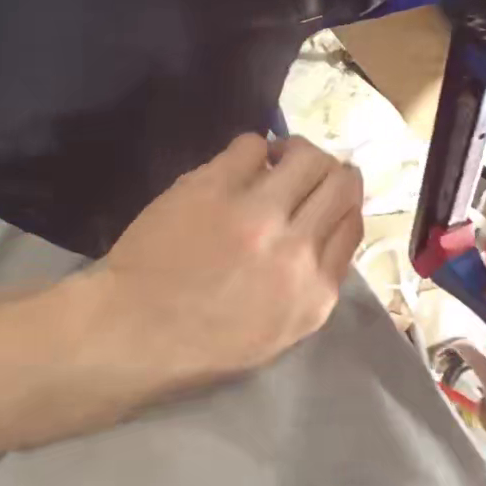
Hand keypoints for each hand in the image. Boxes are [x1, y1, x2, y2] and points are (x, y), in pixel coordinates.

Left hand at [92, 133, 364, 385]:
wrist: (133, 330)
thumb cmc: (204, 341)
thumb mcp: (280, 330)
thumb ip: (313, 279)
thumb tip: (326, 224)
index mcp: (315, 291)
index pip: (353, 221)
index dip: (343, 201)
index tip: (328, 195)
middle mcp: (296, 247)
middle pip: (341, 181)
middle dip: (331, 170)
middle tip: (308, 172)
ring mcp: (255, 212)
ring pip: (306, 155)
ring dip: (296, 153)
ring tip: (277, 162)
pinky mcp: (215, 185)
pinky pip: (253, 144)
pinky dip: (254, 150)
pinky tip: (239, 167)